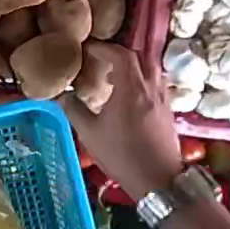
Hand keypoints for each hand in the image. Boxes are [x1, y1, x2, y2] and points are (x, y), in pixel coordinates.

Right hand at [61, 42, 182, 199]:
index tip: (88, 49)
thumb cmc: (121, 155)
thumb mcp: (90, 133)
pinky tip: (128, 94)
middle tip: (100, 58)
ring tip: (113, 74)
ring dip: (132, 64)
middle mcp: (150, 87)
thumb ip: (74, 110)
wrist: (159, 180)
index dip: (103, 48)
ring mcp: (162, 98)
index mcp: (131, 88)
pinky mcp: (167, 110)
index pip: (121, 54)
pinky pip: (155, 82)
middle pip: (139, 56)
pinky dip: (141, 78)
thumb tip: (61, 94)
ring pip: (150, 68)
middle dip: (118, 52)